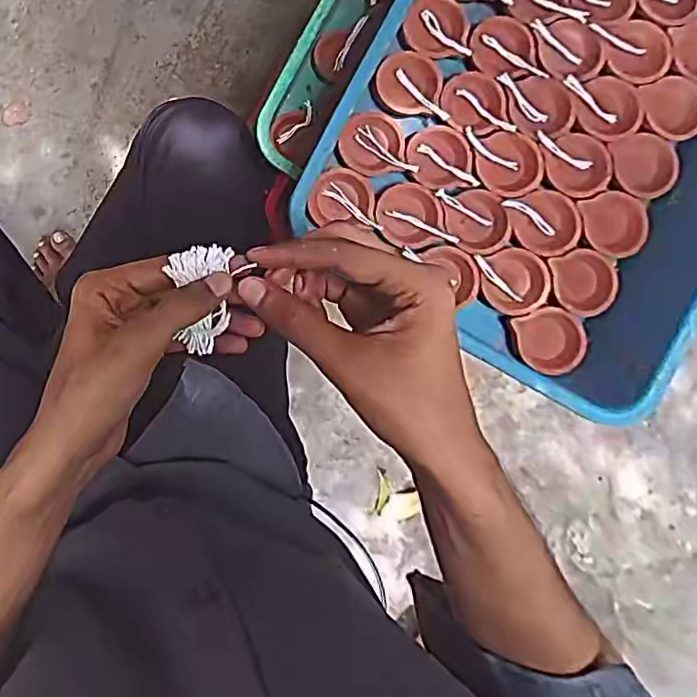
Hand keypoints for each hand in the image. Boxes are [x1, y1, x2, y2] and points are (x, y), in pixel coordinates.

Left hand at [33, 256, 251, 477]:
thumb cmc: (84, 396)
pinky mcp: (138, 352)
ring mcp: (126, 329)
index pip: (161, 268)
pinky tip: (228, 341)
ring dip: (213, 321)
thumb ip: (182, 307)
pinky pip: (177, 336)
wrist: (73, 443)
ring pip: (179, 315)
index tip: (231, 271)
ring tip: (246, 324)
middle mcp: (112, 304)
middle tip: (245, 301)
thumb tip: (213, 283)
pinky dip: (203, 338)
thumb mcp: (140, 341)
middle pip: (174, 291)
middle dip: (212, 299)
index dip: (200, 270)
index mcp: (102, 289)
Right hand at [236, 232, 482, 467]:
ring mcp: (398, 292)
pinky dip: (314, 292)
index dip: (295, 253)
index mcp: (419, 283)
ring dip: (305, 275)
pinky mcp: (384, 307)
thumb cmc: (415, 410)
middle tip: (264, 274)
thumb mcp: (346, 361)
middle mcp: (413, 279)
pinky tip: (294, 302)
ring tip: (274, 292)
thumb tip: (257, 289)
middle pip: (344, 247)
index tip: (260, 257)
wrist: (438, 448)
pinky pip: (341, 286)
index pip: (346, 251)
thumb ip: (296, 320)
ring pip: (339, 265)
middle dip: (300, 260)